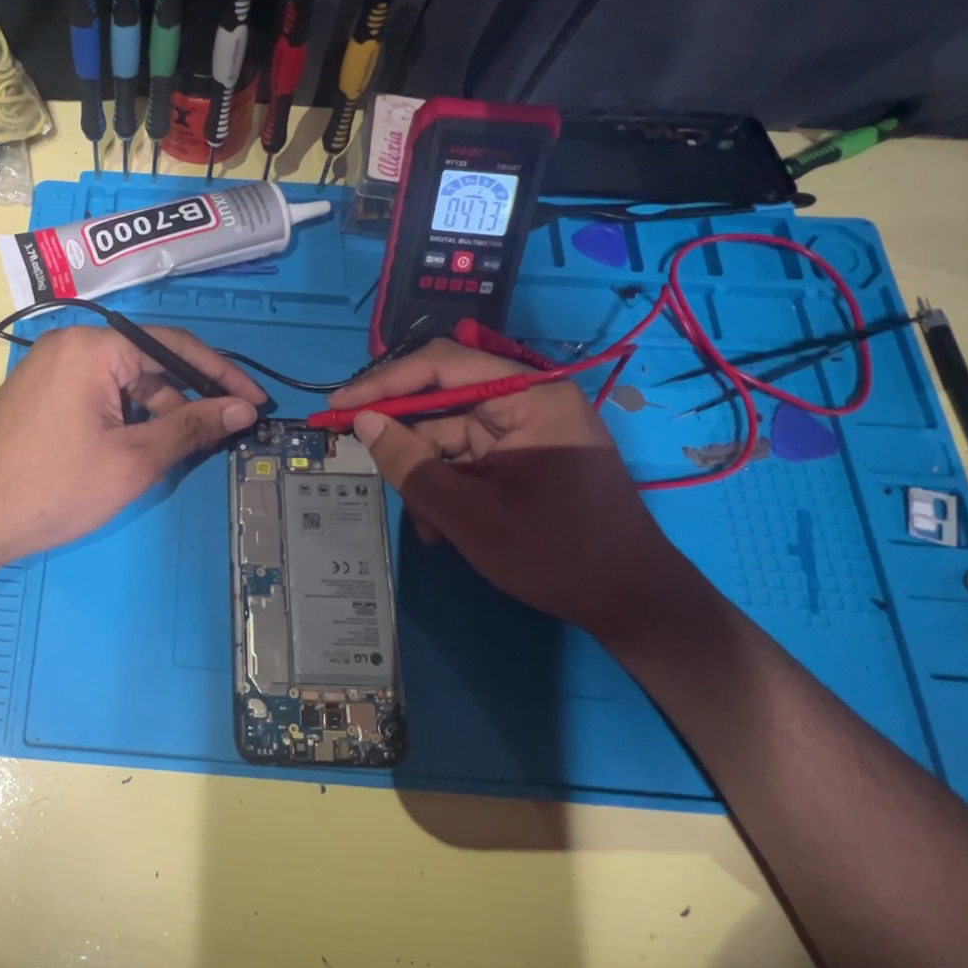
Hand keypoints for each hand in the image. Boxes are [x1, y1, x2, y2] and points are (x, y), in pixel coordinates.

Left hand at [0, 324, 265, 564]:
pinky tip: (142, 449)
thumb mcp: (134, 460)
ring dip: (157, 414)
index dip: (221, 375)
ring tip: (182, 450)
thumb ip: (192, 428)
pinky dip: (127, 419)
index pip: (174, 347)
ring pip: (123, 384)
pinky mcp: (41, 394)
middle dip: (188, 399)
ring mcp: (50, 369)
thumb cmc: (54, 488)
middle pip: (148, 364)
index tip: (254, 400)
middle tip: (222, 432)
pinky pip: (99, 395)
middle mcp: (69, 346)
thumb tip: (241, 409)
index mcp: (92, 348)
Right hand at [328, 339, 701, 635]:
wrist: (630, 600)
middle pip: (442, 404)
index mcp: (529, 396)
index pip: (441, 366)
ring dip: (428, 480)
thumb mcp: (468, 512)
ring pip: (450, 438)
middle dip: (407, 445)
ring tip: (428, 527)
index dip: (382, 383)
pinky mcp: (527, 457)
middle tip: (365, 463)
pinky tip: (443, 528)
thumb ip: (410, 464)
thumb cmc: (554, 552)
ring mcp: (529, 430)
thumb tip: (363, 422)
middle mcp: (529, 401)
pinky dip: (449, 490)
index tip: (337, 405)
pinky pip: (469, 460)